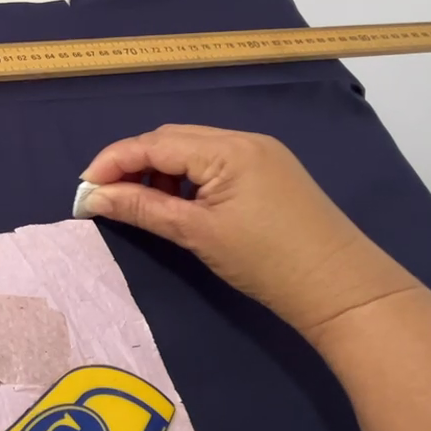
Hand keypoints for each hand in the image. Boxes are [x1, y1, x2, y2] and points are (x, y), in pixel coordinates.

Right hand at [78, 125, 420, 337]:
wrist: (346, 292)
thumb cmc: (268, 263)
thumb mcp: (197, 234)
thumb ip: (142, 208)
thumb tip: (94, 198)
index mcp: (227, 148)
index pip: (154, 143)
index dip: (113, 161)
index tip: (84, 189)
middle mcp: (243, 139)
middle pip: (170, 139)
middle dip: (133, 162)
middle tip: (107, 195)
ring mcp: (260, 153)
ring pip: (191, 148)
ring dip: (159, 169)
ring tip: (141, 201)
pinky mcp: (270, 171)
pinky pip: (213, 161)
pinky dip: (186, 177)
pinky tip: (178, 202)